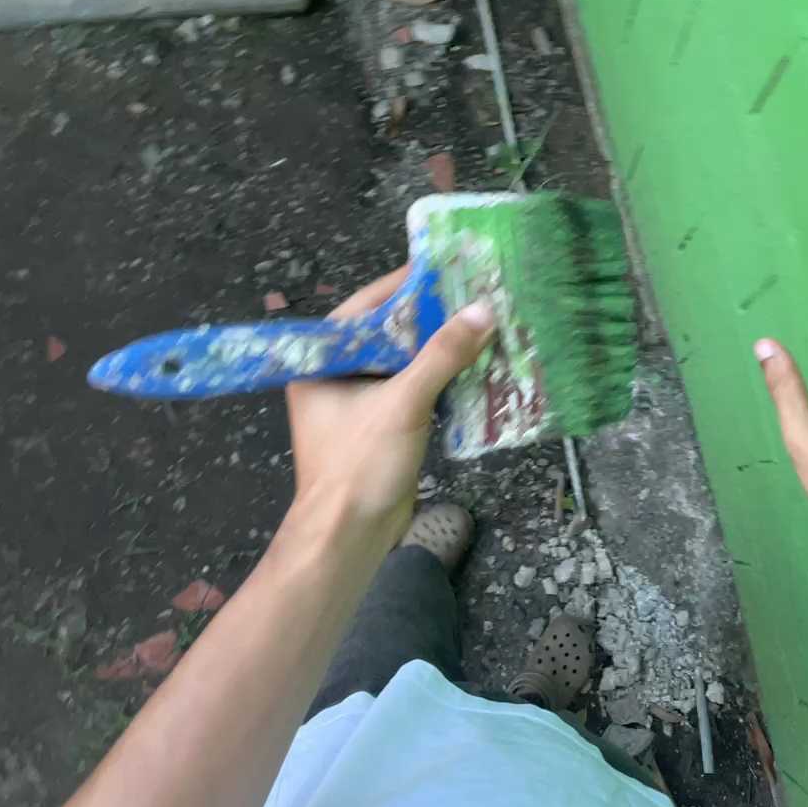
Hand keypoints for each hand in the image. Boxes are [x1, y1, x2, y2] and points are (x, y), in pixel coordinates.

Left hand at [284, 266, 494, 533]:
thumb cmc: (361, 465)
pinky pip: (414, 388)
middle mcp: (338, 373)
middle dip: (432, 320)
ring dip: (441, 351)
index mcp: (323, 360)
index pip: (367, 307)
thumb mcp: (403, 403)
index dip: (407, 287)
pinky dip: (442, 379)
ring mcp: (361, 400)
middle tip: (474, 300)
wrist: (350, 535)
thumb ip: (442, 356)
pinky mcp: (383, 422)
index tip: (448, 271)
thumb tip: (484, 311)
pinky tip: (475, 369)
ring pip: (406, 361)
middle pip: (390, 332)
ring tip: (482, 329)